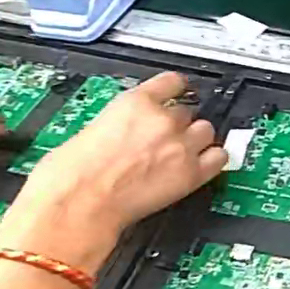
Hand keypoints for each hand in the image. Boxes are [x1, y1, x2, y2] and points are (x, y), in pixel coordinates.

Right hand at [9, 73, 224, 256]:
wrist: (76, 206)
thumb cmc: (69, 175)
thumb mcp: (91, 129)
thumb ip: (121, 122)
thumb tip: (130, 129)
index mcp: (135, 103)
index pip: (172, 82)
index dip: (176, 89)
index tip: (178, 91)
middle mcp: (164, 120)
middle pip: (188, 112)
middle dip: (176, 125)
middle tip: (163, 140)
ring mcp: (181, 146)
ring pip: (206, 131)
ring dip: (196, 140)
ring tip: (180, 154)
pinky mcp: (192, 173)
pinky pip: (219, 157)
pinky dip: (212, 160)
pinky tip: (201, 165)